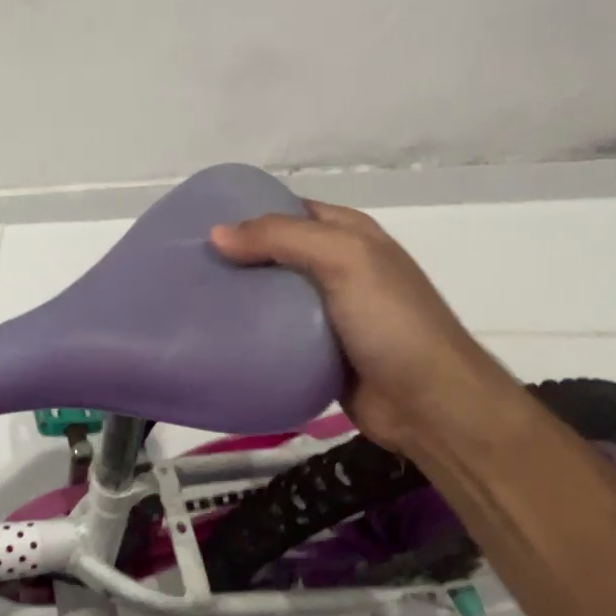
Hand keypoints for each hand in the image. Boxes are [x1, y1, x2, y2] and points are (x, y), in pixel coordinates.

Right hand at [211, 201, 514, 447]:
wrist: (431, 406)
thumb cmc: (392, 322)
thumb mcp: (343, 259)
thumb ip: (281, 238)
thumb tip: (216, 234)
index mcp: (349, 233)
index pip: (287, 209)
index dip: (246, 211)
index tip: (197, 222)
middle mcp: (337, 267)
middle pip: (274, 252)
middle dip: (234, 255)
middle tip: (183, 264)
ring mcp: (327, 312)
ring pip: (269, 295)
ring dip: (236, 296)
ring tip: (187, 298)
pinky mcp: (316, 352)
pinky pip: (273, 334)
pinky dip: (247, 332)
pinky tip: (214, 335)